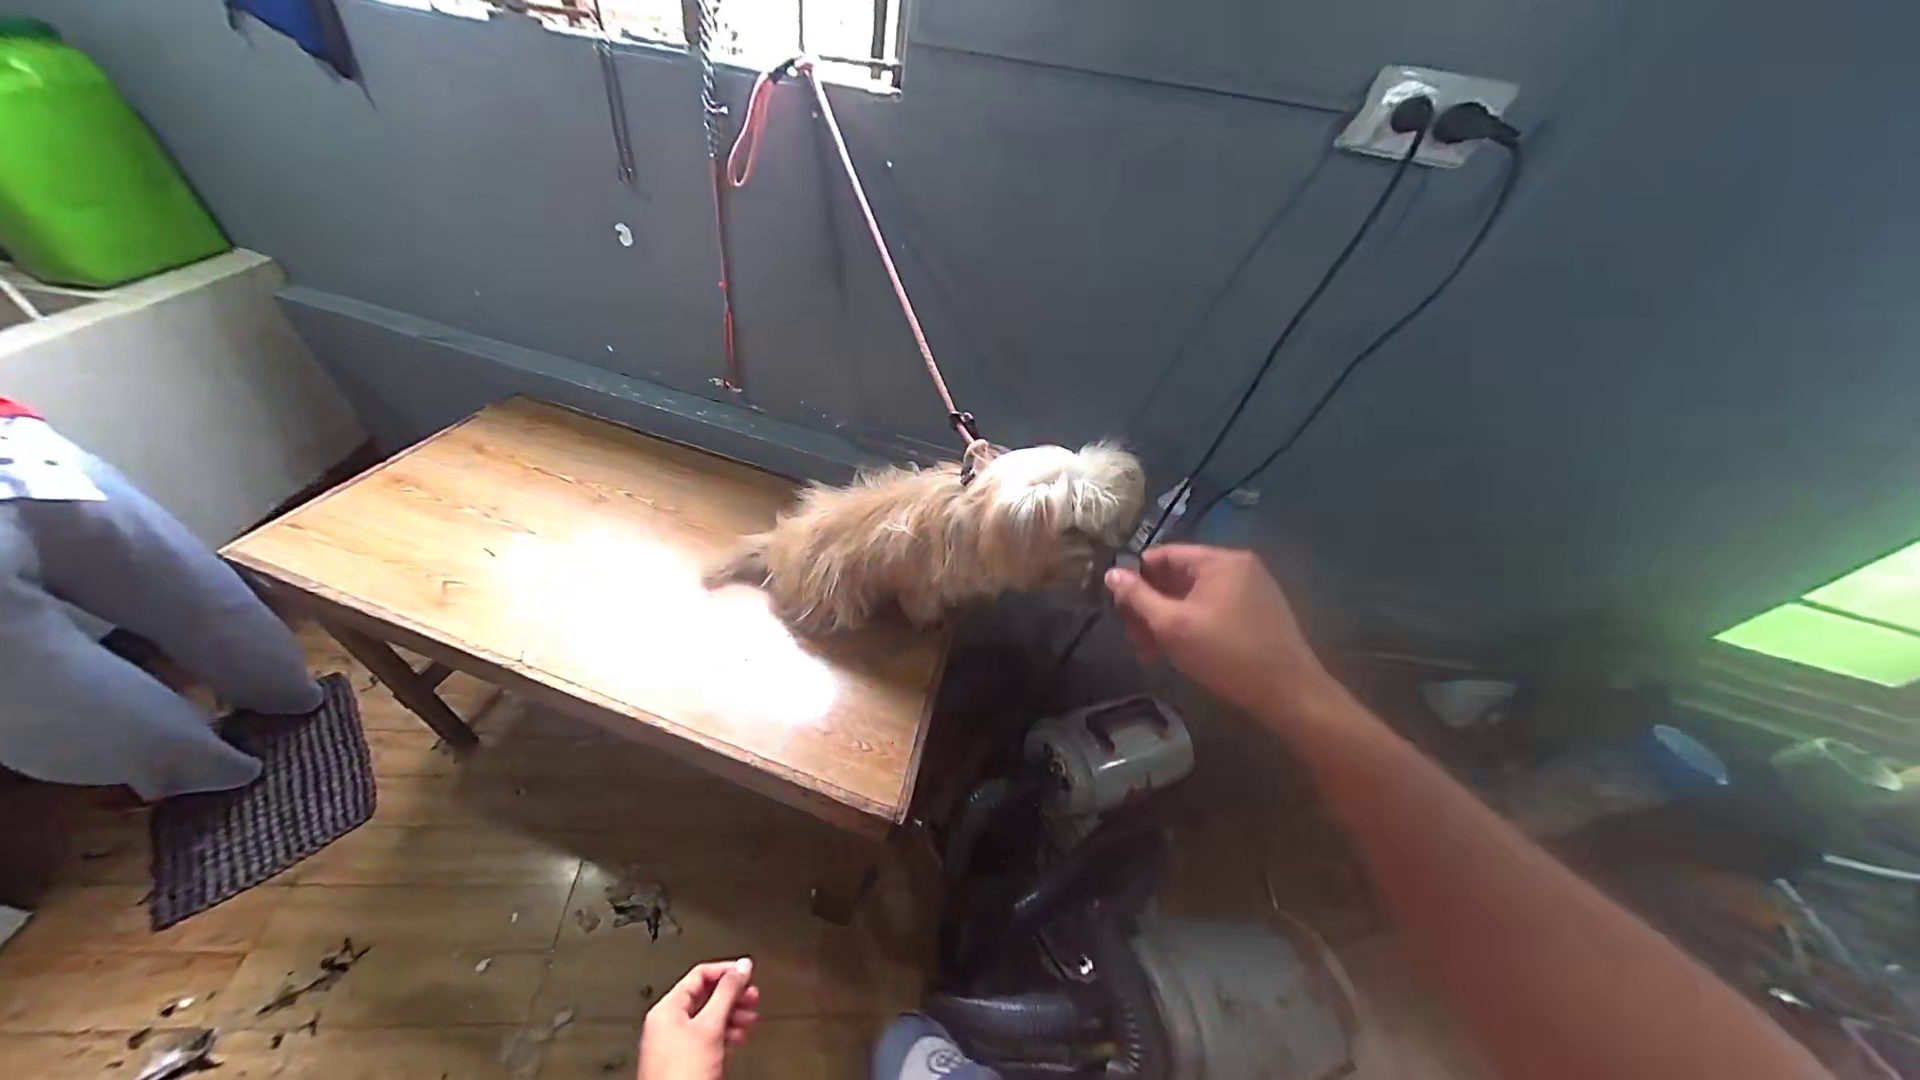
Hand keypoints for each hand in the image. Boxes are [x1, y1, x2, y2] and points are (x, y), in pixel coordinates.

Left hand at [639, 959, 760, 1079]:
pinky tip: (736, 1038)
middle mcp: (667, 1025)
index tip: (747, 972)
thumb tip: (742, 966)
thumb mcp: (711, 1026)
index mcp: (667, 1010)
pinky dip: (725, 1034)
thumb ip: (728, 991)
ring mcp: (674, 1046)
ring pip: (709, 1018)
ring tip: (749, 1019)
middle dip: (733, 996)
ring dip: (733, 1015)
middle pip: (706, 996)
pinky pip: (707, 1038)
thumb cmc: (681, 1076)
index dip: (726, 970)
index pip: (700, 974)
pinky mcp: (683, 1063)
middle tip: (751, 996)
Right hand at [1105, 544, 1330, 715]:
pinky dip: (1189, 626)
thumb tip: (1111, 573)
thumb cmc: (1225, 654)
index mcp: (1220, 560)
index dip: (1135, 578)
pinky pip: (1211, 609)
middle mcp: (1237, 567)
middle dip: (1149, 607)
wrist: (1289, 694)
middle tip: (1132, 637)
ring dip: (1166, 621)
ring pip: (1192, 597)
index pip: (1163, 555)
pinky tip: (1175, 652)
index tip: (1118, 608)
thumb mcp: (1171, 625)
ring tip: (1149, 653)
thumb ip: (1138, 597)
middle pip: (1176, 577)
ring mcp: (1250, 590)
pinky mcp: (1256, 613)